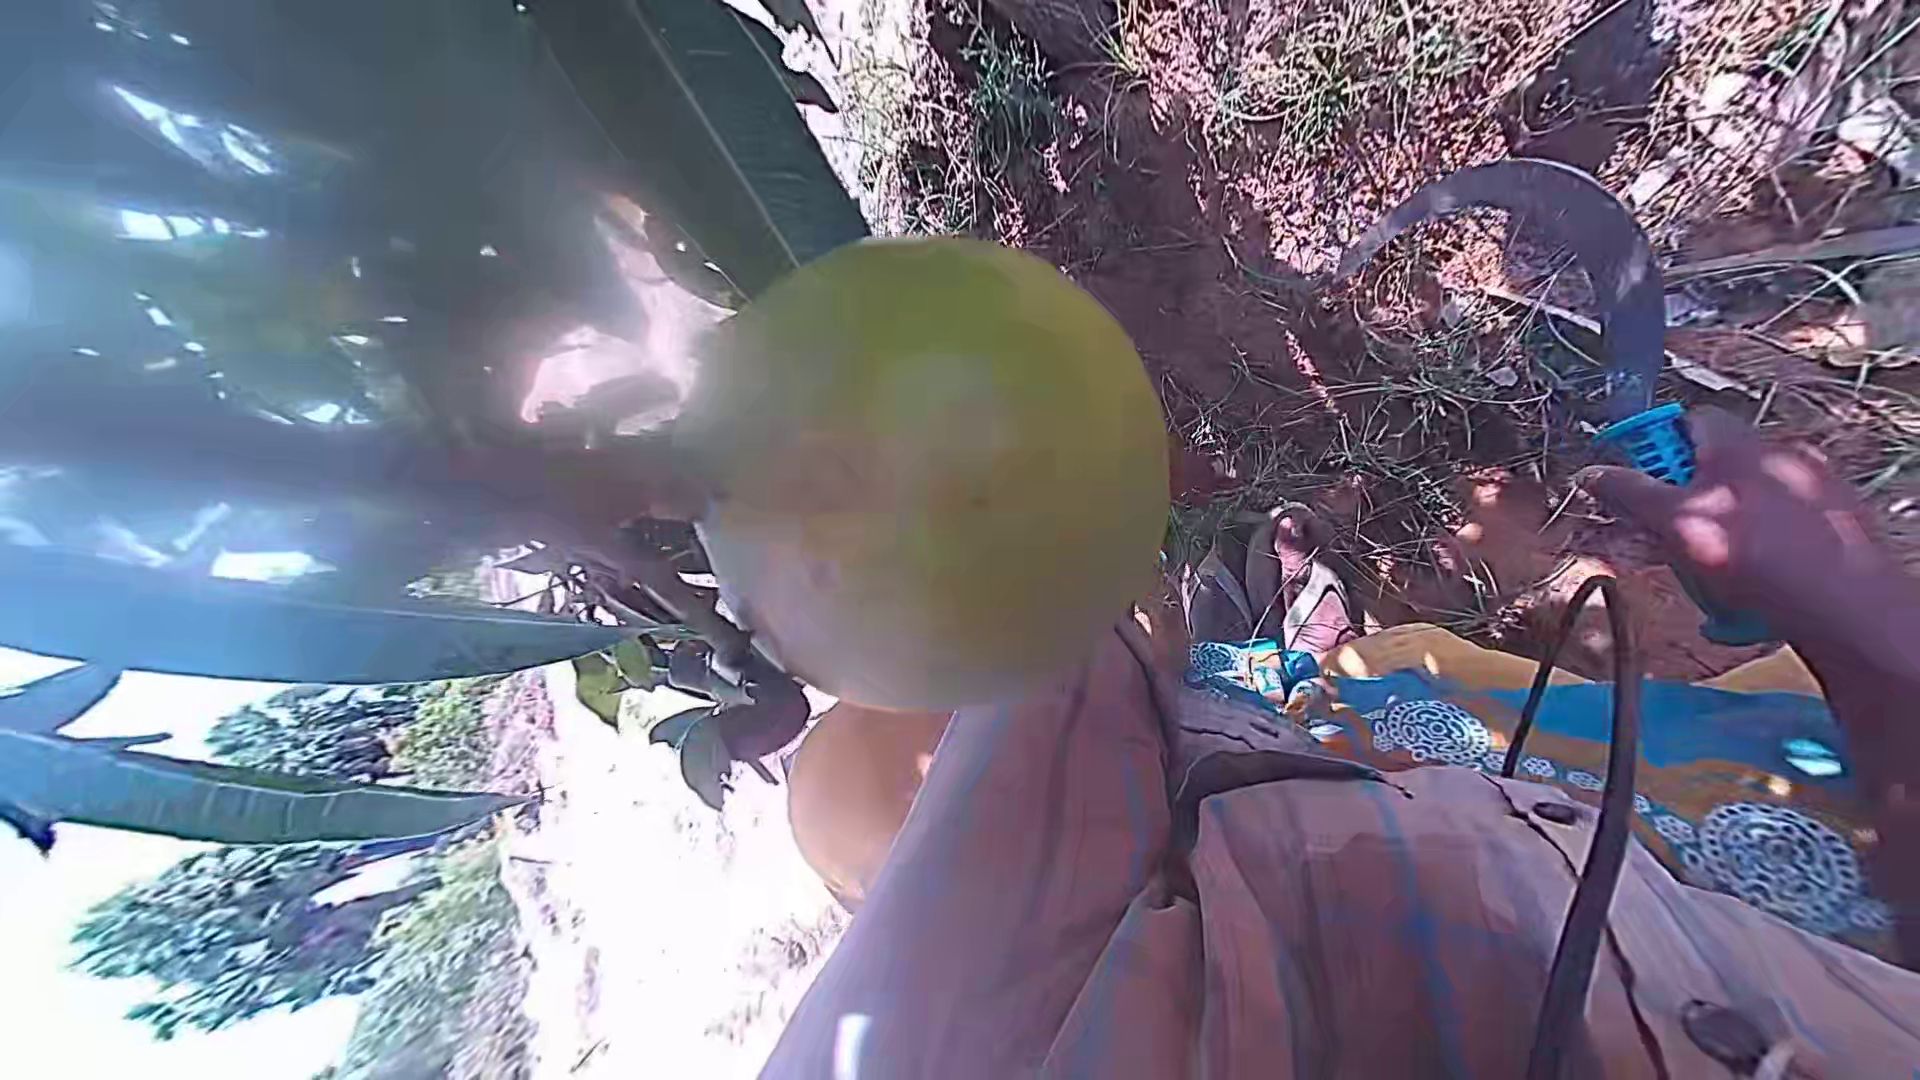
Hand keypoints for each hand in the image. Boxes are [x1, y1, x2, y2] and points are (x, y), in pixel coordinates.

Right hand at [1578, 408, 1898, 652]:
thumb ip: (1626, 491)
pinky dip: (1729, 532)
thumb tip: (1589, 472)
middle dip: (1665, 489)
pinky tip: (1720, 563)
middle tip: (1643, 522)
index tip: (1628, 472)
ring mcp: (1810, 488)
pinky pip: (1759, 515)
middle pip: (1705, 461)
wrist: (1842, 607)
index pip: (1690, 420)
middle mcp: (1783, 458)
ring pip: (1728, 491)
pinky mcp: (1825, 519)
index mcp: (1744, 448)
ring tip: (1677, 552)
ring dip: (1692, 516)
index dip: (1652, 441)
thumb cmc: (1750, 554)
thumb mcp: (1670, 519)